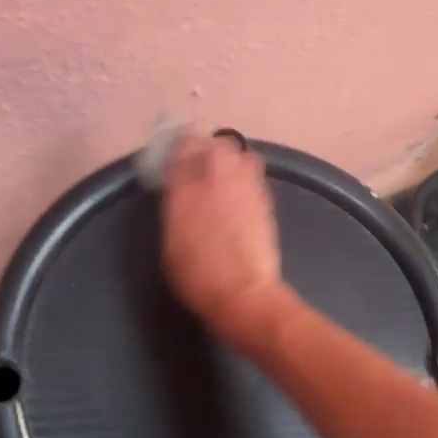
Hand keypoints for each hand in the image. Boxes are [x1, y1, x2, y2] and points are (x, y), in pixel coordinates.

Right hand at [159, 132, 290, 343]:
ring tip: (224, 172)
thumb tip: (178, 194)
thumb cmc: (198, 279)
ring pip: (239, 153)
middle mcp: (216, 181)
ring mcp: (244, 188)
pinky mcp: (265, 201)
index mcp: (185, 191)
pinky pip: (255, 173)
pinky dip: (246, 175)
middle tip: (200, 160)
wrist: (243, 294)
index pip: (181, 149)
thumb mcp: (171, 245)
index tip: (175, 155)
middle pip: (213, 144)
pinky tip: (240, 191)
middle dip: (206, 147)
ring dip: (230, 157)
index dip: (178, 148)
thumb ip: (175, 210)